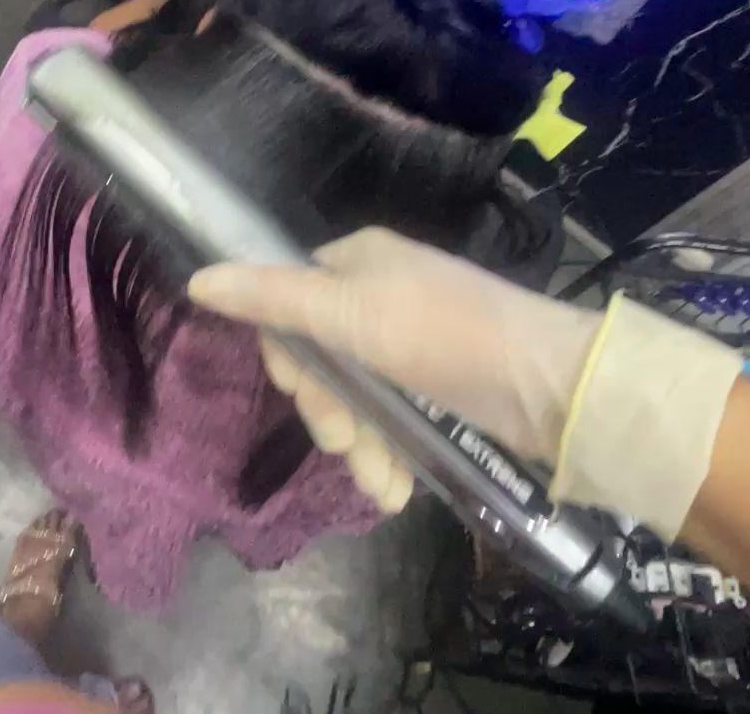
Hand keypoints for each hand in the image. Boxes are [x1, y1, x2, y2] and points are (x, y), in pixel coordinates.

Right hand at [188, 228, 604, 510]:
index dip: (288, 355)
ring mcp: (408, 340)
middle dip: (327, 410)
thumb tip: (198, 278)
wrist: (552, 385)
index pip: (286, 300)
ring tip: (380, 482)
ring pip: (352, 394)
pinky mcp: (434, 383)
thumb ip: (273, 298)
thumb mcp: (348, 315)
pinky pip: (388, 416)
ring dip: (357, 443)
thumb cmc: (442, 336)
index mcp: (356, 262)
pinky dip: (385, 451)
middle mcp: (377, 294)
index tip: (303, 392)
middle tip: (344, 441)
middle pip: (318, 355)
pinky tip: (394, 488)